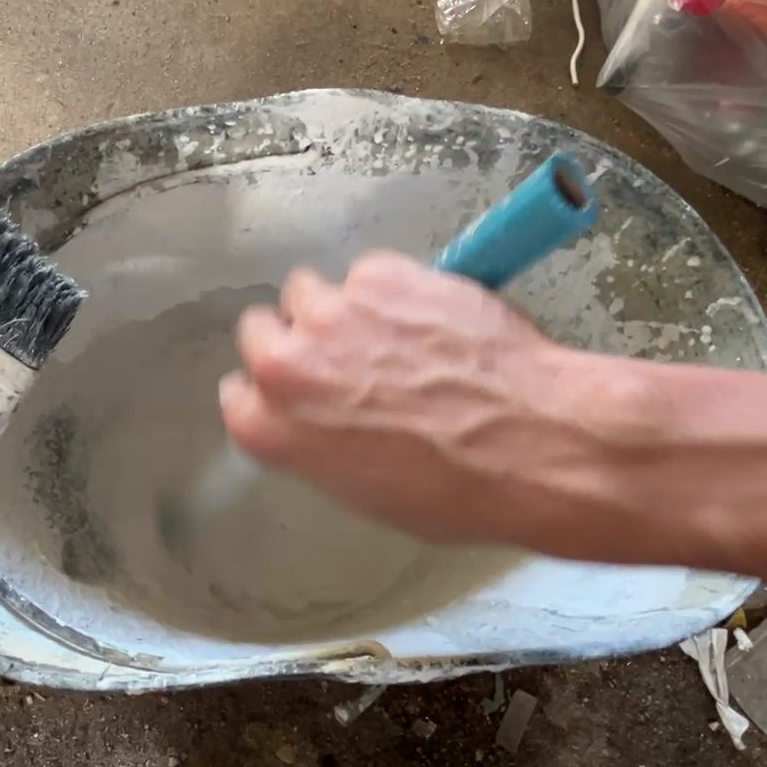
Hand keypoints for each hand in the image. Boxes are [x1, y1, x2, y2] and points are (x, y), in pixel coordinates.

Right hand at [221, 251, 626, 546]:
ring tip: (391, 331)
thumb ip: (313, 443)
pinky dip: (392, 291)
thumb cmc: (450, 491)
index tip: (298, 391)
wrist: (529, 443)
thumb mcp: (359, 490)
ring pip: (309, 291)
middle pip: (260, 329)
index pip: (237, 395)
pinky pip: (368, 275)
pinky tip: (430, 319)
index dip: (270, 392)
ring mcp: (332, 314)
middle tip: (343, 356)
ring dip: (339, 308)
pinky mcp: (380, 276)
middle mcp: (286, 366)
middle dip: (296, 339)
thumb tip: (319, 415)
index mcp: (272, 430)